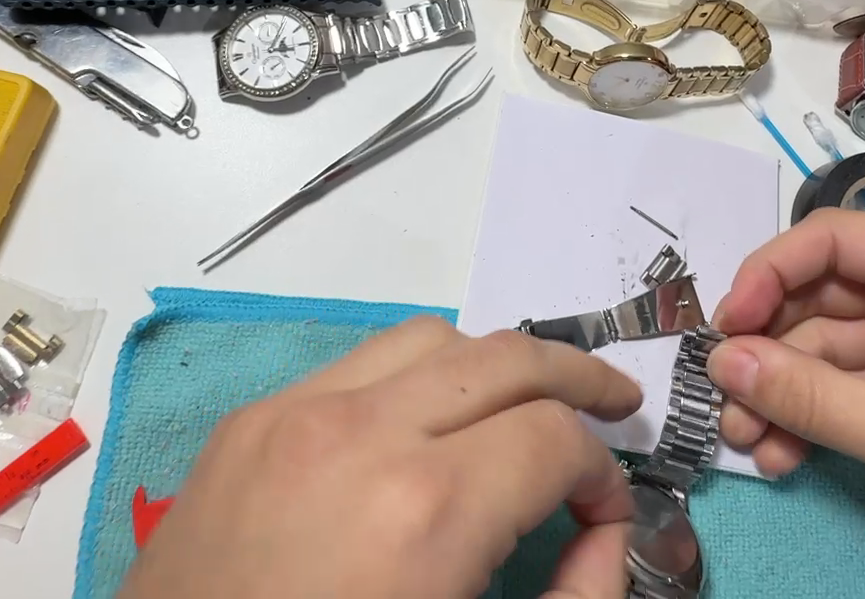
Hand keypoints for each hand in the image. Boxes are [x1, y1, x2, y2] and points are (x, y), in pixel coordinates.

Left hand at [122, 317, 642, 598]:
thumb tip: (604, 527)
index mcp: (423, 513)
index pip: (553, 438)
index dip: (602, 472)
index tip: (606, 511)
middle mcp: (361, 433)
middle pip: (504, 357)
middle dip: (576, 375)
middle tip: (614, 401)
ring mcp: (294, 413)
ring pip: (432, 338)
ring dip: (491, 366)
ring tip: (517, 405)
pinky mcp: (250, 421)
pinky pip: (358, 364)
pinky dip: (415, 379)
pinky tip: (421, 424)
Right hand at [708, 209, 864, 598]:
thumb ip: (814, 397)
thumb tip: (718, 359)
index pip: (837, 240)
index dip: (771, 272)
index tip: (726, 325)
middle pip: (821, 296)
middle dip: (769, 349)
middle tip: (724, 397)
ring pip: (823, 348)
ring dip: (779, 392)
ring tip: (744, 440)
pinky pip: (842, 388)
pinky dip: (807, 419)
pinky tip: (779, 456)